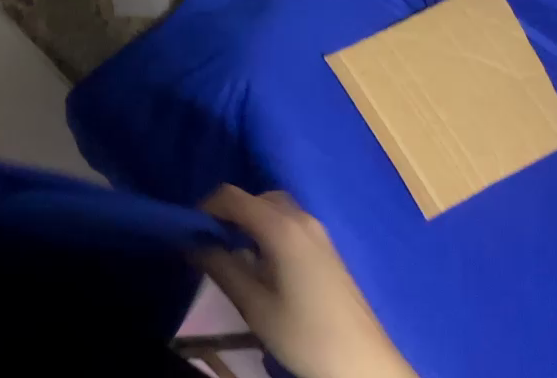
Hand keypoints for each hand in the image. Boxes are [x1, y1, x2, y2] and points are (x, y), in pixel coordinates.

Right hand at [195, 186, 415, 377]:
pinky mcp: (328, 249)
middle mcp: (301, 219)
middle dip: (230, 213)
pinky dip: (269, 230)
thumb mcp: (254, 306)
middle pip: (255, 198)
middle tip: (211, 243)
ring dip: (251, 221)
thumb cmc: (306, 337)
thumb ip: (221, 267)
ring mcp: (318, 232)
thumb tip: (193, 242)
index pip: (232, 197)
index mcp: (281, 228)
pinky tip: (264, 265)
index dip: (206, 207)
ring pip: (274, 209)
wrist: (366, 366)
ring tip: (234, 254)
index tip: (190, 231)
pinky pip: (290, 223)